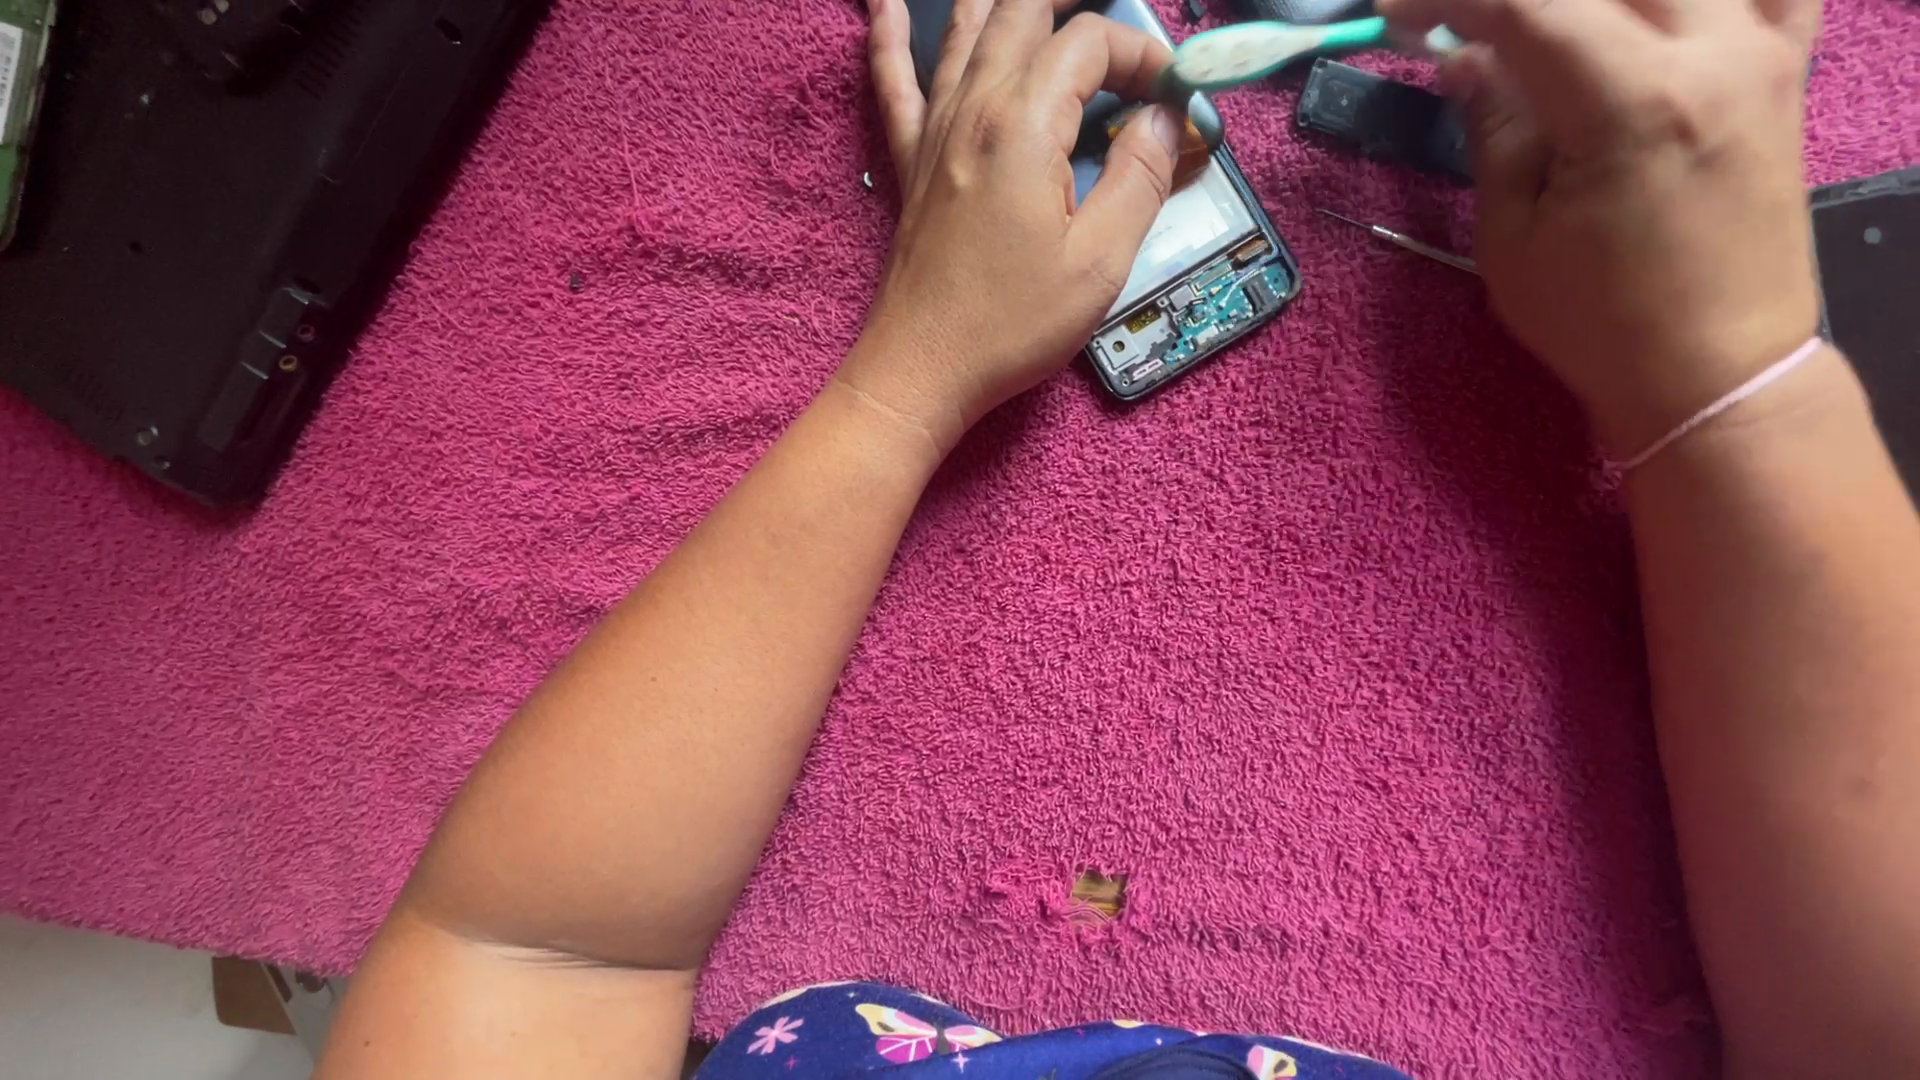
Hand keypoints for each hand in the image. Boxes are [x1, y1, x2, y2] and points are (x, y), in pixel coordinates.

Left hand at [836, 0, 1186, 451]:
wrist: (923, 368)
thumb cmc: (1008, 326)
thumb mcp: (1098, 264)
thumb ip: (1138, 180)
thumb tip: (1164, 122)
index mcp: (1024, 126)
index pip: (1091, 42)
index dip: (1141, 54)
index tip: (1167, 96)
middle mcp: (973, 109)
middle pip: (1022, 8)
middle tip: (1113, 23)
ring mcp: (934, 132)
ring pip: (965, 27)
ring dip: (1006, 1)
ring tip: (1043, 0)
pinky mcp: (910, 164)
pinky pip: (893, 81)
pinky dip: (891, 35)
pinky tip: (887, 5)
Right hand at [1380, 0, 1821, 455]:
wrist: (1711, 363)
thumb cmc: (1592, 319)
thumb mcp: (1511, 240)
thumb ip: (1495, 133)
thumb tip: (1466, 61)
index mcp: (1632, 106)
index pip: (1532, 5)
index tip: (1396, 13)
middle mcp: (1714, 51)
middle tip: (1459, 21)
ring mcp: (1765, 49)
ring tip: (1537, 29)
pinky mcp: (1788, 65)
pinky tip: (1645, 15)